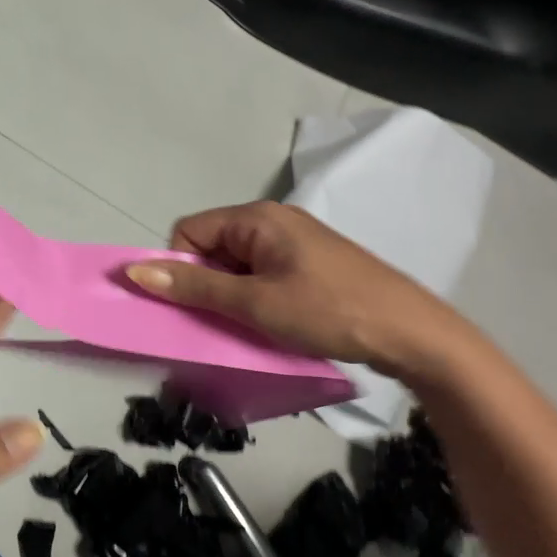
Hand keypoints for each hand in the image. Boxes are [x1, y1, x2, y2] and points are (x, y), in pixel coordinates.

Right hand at [127, 201, 472, 376]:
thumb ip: (193, 286)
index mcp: (257, 218)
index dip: (184, 267)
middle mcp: (275, 219)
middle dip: (210, 282)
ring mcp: (300, 240)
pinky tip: (281, 321)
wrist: (422, 339)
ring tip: (257, 324)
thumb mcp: (254, 304)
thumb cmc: (331, 313)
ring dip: (236, 293)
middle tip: (229, 318)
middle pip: (213, 245)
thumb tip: (135, 270)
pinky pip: (266, 272)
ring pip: (240, 263)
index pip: (189, 231)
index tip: (201, 303)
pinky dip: (261, 296)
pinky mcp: (318, 263)